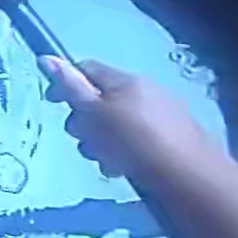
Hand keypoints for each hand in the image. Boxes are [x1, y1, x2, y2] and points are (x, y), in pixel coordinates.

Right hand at [41, 56, 219, 179]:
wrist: (192, 180)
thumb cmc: (135, 141)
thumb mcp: (95, 112)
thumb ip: (70, 86)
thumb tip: (46, 57)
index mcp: (126, 82)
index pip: (85, 69)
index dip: (64, 83)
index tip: (53, 103)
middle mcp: (144, 93)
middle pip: (96, 99)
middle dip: (82, 120)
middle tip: (82, 137)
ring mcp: (159, 116)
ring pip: (111, 122)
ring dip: (98, 140)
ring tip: (103, 158)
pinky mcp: (169, 138)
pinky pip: (131, 137)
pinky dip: (119, 150)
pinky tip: (119, 167)